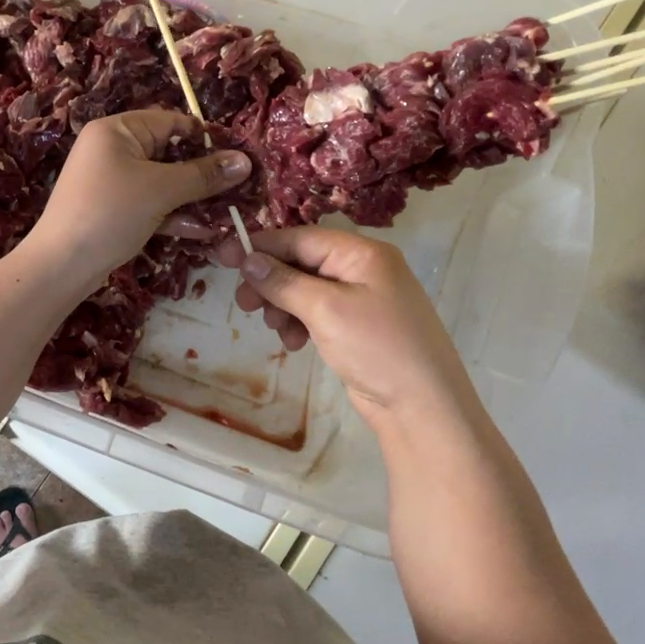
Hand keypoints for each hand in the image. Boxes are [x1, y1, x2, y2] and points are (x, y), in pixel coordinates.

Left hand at [29, 108, 250, 275]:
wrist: (61, 265)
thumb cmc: (110, 213)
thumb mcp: (161, 190)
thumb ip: (203, 175)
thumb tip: (245, 161)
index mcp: (116, 131)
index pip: (171, 122)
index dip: (206, 138)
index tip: (240, 156)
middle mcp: (110, 150)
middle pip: (168, 154)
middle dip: (203, 173)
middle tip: (241, 187)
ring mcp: (110, 183)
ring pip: (161, 183)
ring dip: (193, 198)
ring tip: (230, 211)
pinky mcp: (112, 212)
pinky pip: (150, 206)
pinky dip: (173, 216)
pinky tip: (204, 232)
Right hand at [216, 227, 477, 427]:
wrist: (421, 405)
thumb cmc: (376, 348)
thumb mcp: (324, 309)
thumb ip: (282, 281)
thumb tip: (247, 259)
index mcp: (361, 253)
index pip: (299, 238)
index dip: (259, 247)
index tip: (222, 258)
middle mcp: (362, 269)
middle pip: (299, 263)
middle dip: (269, 282)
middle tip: (243, 306)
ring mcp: (361, 298)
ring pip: (302, 290)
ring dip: (281, 306)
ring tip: (277, 331)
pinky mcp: (356, 325)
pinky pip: (315, 312)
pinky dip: (298, 323)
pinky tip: (295, 343)